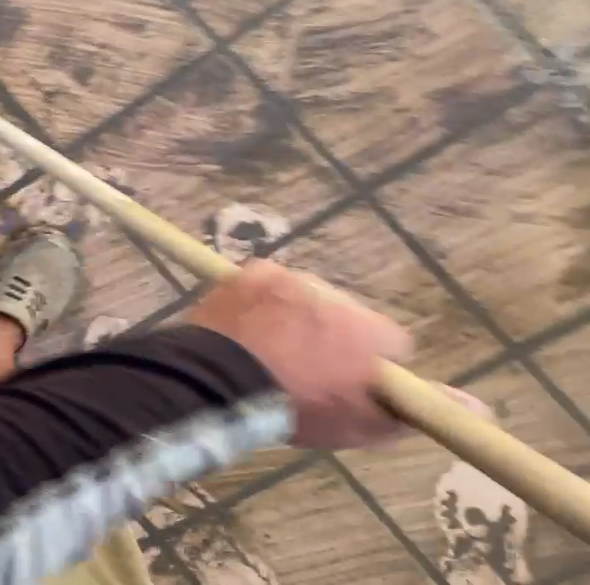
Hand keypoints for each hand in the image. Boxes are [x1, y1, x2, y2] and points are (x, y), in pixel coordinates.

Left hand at [188, 261, 428, 448]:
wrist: (217, 376)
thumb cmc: (295, 404)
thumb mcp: (366, 421)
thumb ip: (422, 410)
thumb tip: (478, 405)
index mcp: (369, 329)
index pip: (392, 341)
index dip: (372, 363)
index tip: (348, 379)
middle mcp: (332, 295)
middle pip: (346, 314)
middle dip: (332, 333)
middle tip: (303, 363)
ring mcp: (285, 279)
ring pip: (306, 297)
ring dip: (296, 314)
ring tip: (271, 345)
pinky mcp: (247, 272)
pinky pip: (266, 283)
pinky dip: (262, 298)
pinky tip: (250, 323)